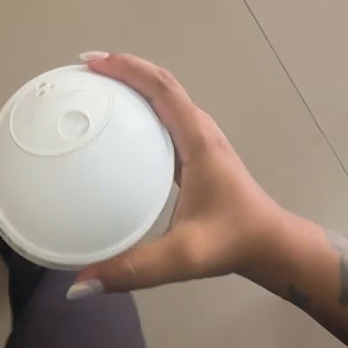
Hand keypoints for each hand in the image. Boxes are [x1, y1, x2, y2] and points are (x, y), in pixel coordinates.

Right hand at [68, 52, 289, 297]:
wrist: (268, 242)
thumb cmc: (231, 240)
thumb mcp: (182, 257)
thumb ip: (132, 269)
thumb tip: (78, 284)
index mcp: (197, 139)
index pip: (161, 88)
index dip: (128, 68)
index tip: (92, 62)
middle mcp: (198, 129)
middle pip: (160, 81)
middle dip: (124, 67)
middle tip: (84, 68)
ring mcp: (198, 137)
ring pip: (164, 95)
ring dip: (133, 81)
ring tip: (95, 85)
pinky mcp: (194, 150)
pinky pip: (164, 115)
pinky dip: (140, 105)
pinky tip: (117, 122)